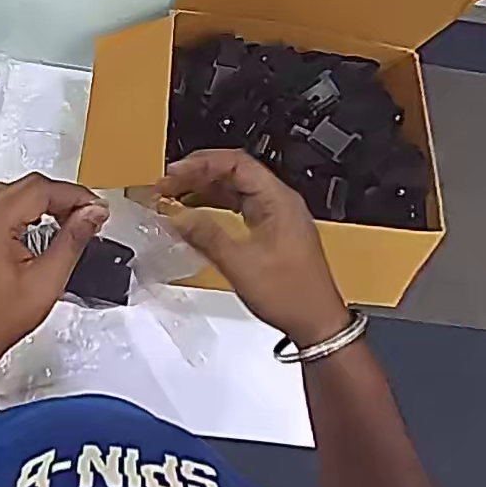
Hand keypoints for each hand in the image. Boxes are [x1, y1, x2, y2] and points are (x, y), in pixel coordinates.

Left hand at [0, 173, 109, 364]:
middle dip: (64, 196)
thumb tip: (93, 212)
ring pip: (19, 192)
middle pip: (30, 186)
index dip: (75, 195)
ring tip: (73, 220)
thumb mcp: (49, 277)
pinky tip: (49, 226)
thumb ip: (74, 239)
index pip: (42, 190)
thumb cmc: (1, 314)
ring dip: (48, 200)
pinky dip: (32, 209)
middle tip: (90, 214)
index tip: (97, 208)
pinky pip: (7, 204)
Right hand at [155, 149, 349, 346]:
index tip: (175, 173)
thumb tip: (179, 217)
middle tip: (169, 183)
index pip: (236, 164)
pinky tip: (196, 213)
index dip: (201, 164)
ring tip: (175, 194)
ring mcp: (276, 215)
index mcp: (278, 200)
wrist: (316, 322)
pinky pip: (239, 206)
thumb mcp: (240, 265)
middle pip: (234, 172)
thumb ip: (206, 236)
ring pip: (235, 188)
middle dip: (198, 174)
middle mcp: (279, 202)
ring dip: (205, 189)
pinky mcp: (271, 229)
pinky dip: (215, 205)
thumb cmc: (294, 294)